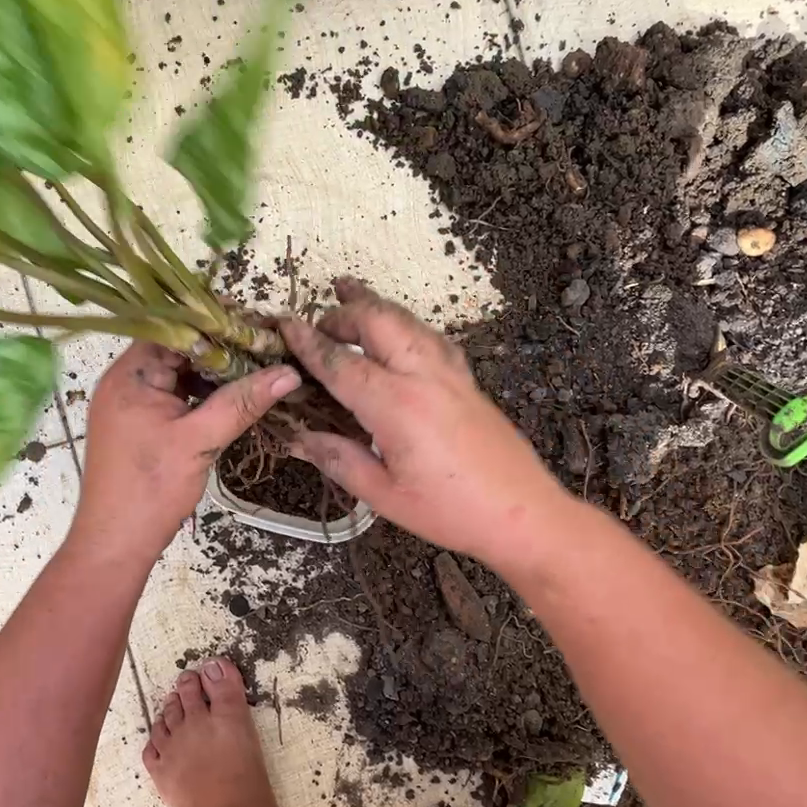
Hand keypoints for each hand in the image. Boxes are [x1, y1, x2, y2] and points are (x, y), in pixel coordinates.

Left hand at [68, 341, 301, 565]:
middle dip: (219, 347)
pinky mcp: (140, 424)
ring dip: (212, 372)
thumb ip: (242, 402)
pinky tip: (232, 395)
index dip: (213, 323)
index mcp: (130, 375)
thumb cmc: (151, 488)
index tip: (255, 323)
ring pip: (177, 373)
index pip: (173, 329)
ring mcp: (131, 404)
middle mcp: (125, 381)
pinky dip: (201, 393)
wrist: (117, 541)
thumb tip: (288, 373)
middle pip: (176, 349)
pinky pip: (174, 395)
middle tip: (264, 345)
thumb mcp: (200, 440)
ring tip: (256, 366)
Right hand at [280, 278, 569, 565]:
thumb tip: (299, 439)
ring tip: (351, 293)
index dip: (309, 342)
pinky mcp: (469, 382)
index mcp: (396, 406)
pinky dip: (406, 323)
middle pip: (379, 321)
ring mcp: (451, 375)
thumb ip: (340, 460)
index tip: (285, 323)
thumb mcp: (384, 495)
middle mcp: (424, 378)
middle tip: (319, 320)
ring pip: (409, 320)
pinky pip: (432, 337)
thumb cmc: (450, 512)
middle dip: (344, 312)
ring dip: (376, 306)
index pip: (341, 363)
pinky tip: (400, 329)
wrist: (522, 514)